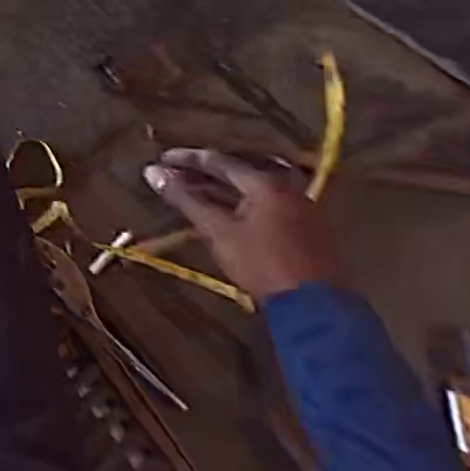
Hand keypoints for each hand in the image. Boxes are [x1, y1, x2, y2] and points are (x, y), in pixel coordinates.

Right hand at [143, 148, 346, 298]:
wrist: (318, 312)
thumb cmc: (261, 262)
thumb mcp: (215, 228)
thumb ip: (183, 197)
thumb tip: (151, 171)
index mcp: (268, 186)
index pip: (220, 161)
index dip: (187, 158)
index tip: (161, 159)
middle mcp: (290, 194)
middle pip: (238, 176)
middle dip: (202, 176)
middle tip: (172, 177)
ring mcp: (303, 215)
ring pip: (251, 194)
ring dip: (219, 192)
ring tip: (189, 196)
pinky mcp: (308, 235)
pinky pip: (265, 209)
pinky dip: (238, 207)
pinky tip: (219, 214)